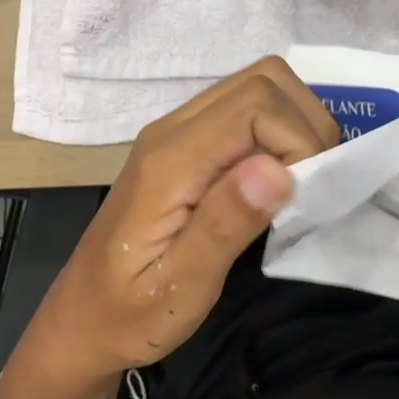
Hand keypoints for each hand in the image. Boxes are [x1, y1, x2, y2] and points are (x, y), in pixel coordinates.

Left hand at [27, 57, 338, 382]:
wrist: (82, 320)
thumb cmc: (129, 314)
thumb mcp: (181, 287)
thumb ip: (226, 224)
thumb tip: (279, 168)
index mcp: (170, 161)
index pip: (255, 104)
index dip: (299, 138)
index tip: (309, 193)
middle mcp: (172, 129)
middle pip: (261, 79)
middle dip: (305, 122)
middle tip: (315, 183)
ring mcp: (175, 132)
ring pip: (254, 86)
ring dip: (293, 123)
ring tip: (302, 182)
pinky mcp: (184, 144)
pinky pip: (241, 110)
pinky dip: (276, 130)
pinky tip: (278, 179)